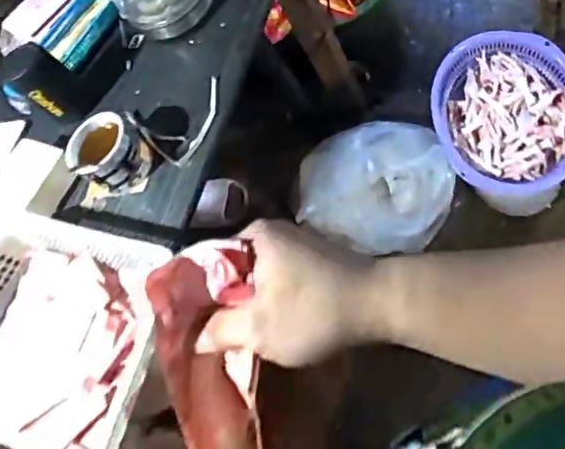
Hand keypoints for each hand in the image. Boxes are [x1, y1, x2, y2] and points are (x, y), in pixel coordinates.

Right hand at [195, 220, 376, 367]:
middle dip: (223, 296)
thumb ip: (222, 329)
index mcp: (255, 233)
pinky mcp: (310, 256)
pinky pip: (276, 274)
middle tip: (213, 328)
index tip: (189, 317)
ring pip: (256, 272)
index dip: (195, 288)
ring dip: (248, 298)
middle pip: (233, 265)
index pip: (209, 257)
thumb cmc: (312, 309)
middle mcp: (272, 228)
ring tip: (238, 327)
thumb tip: (196, 336)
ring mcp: (293, 240)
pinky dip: (269, 294)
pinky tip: (269, 317)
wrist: (374, 301)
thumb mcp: (260, 328)